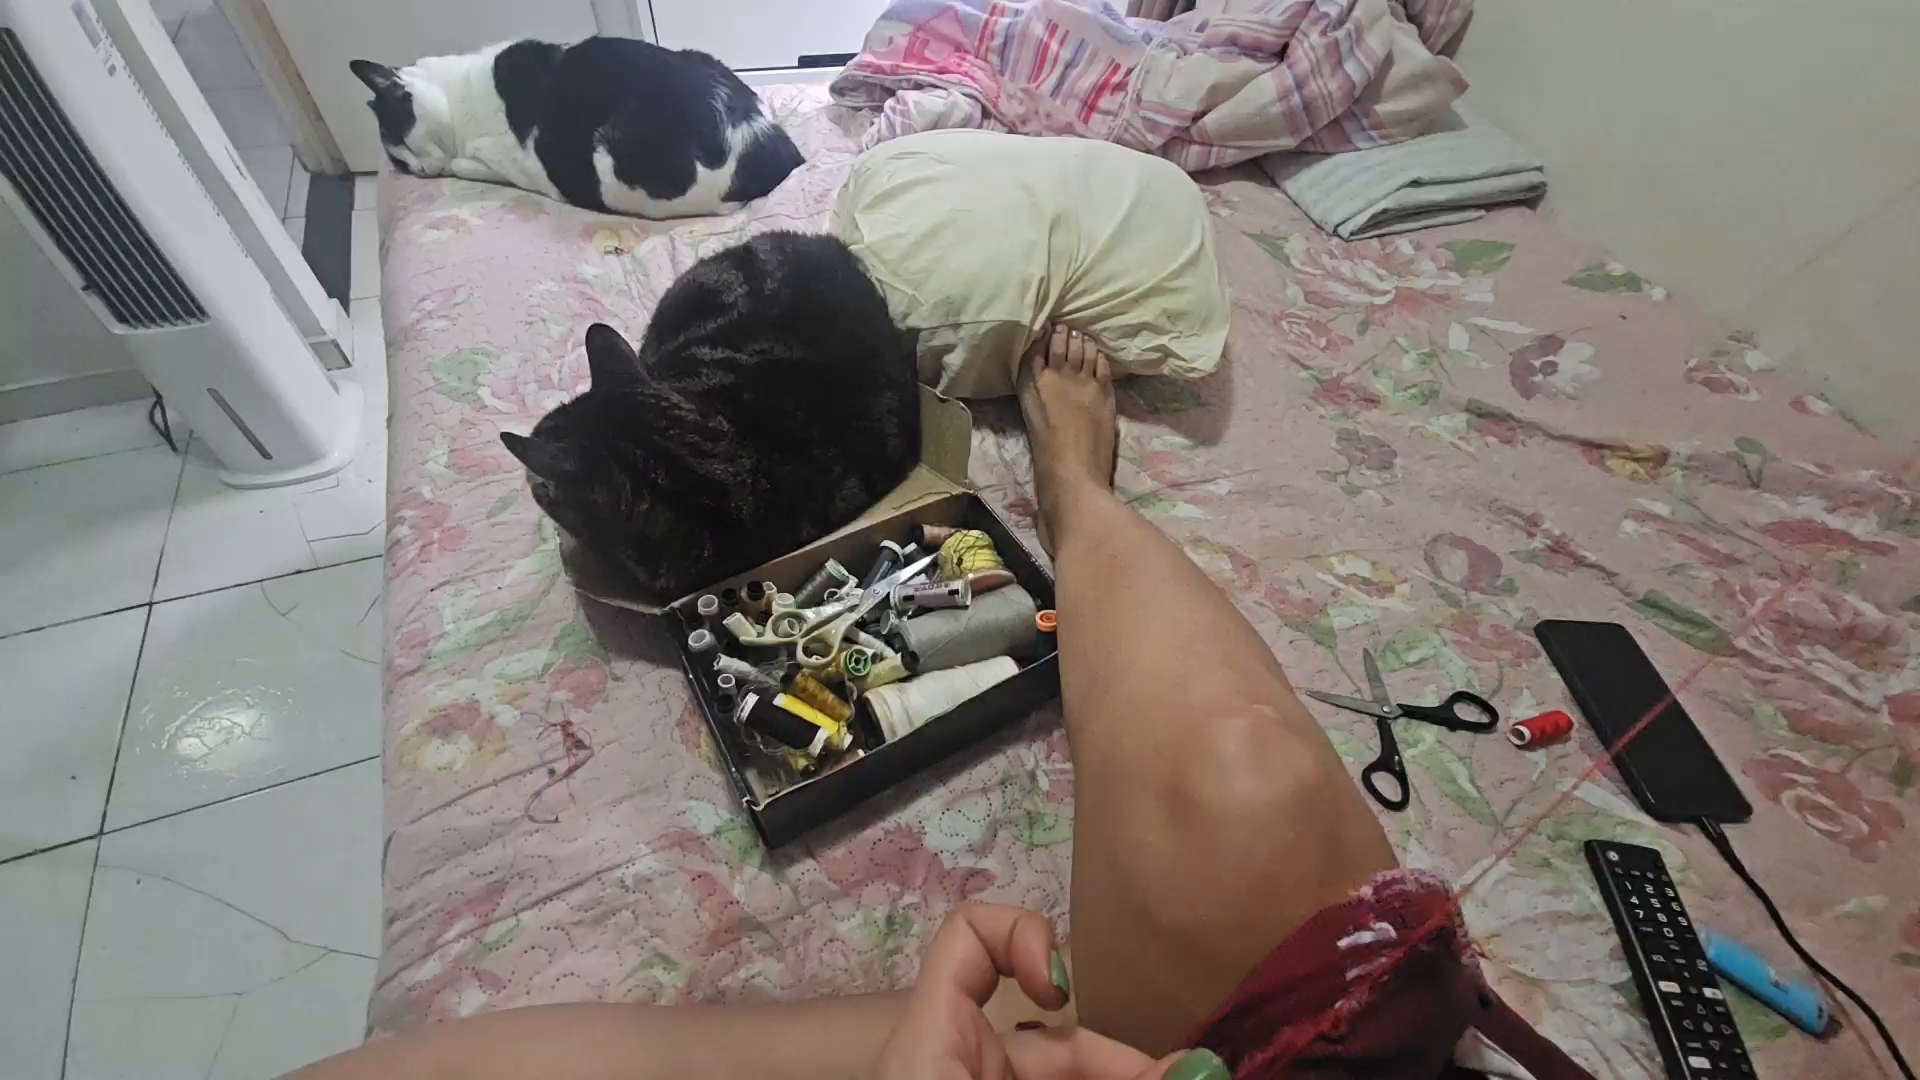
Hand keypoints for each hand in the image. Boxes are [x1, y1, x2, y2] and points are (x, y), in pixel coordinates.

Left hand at [873, 905, 1228, 1079]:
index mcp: (933, 1036)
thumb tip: (1203, 1069)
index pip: (968, 933)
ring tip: (1194, 1075)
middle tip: (1197, 1073)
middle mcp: (964, 1058)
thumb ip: (1096, 1071)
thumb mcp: (984, 1079)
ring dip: (1135, 1077)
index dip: (1022, 935)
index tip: (1060, 986)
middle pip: (1055, 1029)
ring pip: (1073, 1073)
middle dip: (1127, 1057)